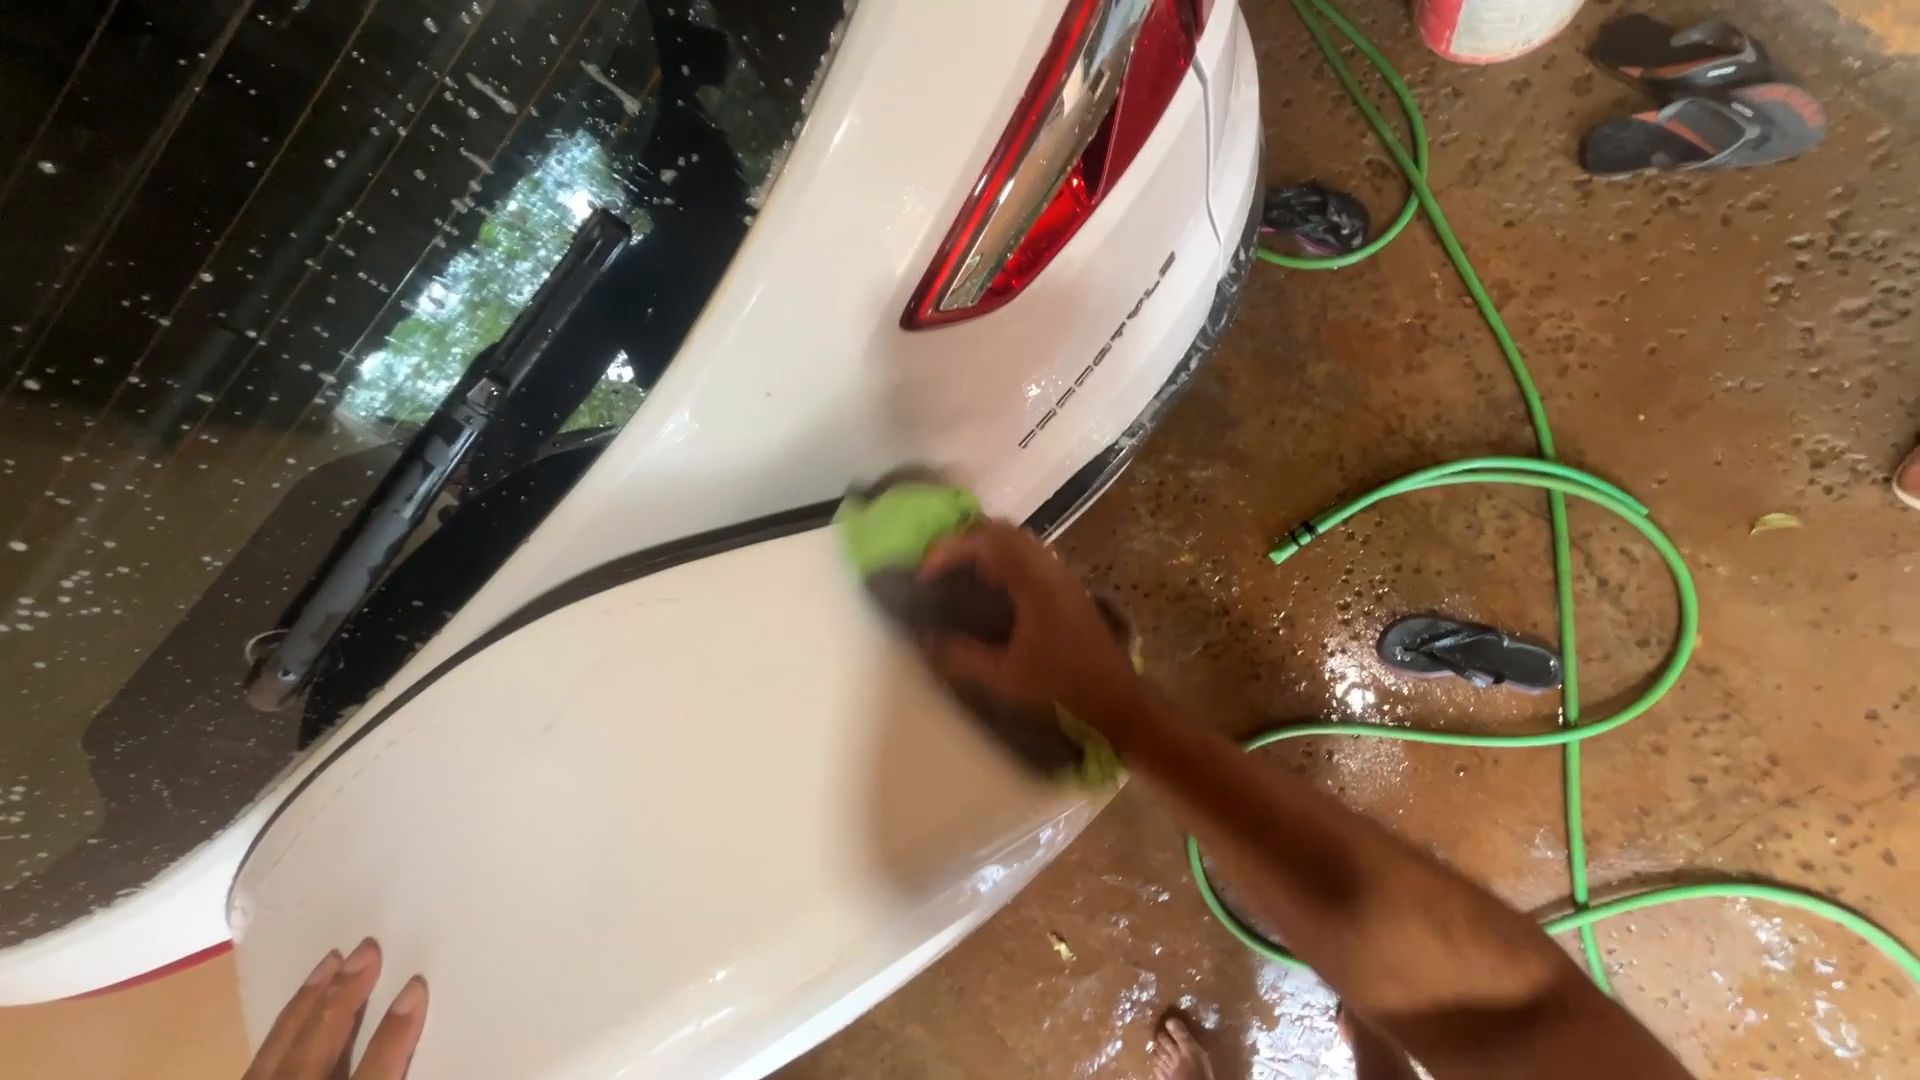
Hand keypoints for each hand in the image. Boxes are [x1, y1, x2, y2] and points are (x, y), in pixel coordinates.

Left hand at [243, 939, 427, 1079]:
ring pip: (278, 1047)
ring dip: (307, 1001)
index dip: (396, 1031)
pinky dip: (281, 1027)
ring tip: (330, 961)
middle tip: (367, 948)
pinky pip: (258, 1059)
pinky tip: (295, 1010)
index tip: (416, 985)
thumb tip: (413, 1008)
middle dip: (344, 995)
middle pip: (319, 1044)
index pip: (376, 1070)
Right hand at [917, 519, 1139, 718]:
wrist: (1117, 701)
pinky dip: (1003, 563)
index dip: (950, 550)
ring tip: (960, 578)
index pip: (988, 542)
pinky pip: (1030, 559)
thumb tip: (927, 640)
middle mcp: (1051, 570)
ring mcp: (1062, 577)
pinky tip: (990, 593)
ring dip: (986, 551)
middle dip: (966, 542)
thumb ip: (962, 656)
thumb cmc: (1062, 688)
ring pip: (1019, 543)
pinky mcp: (1067, 590)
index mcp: (1035, 582)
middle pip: (1004, 531)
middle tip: (940, 568)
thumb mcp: (1005, 677)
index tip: (926, 574)